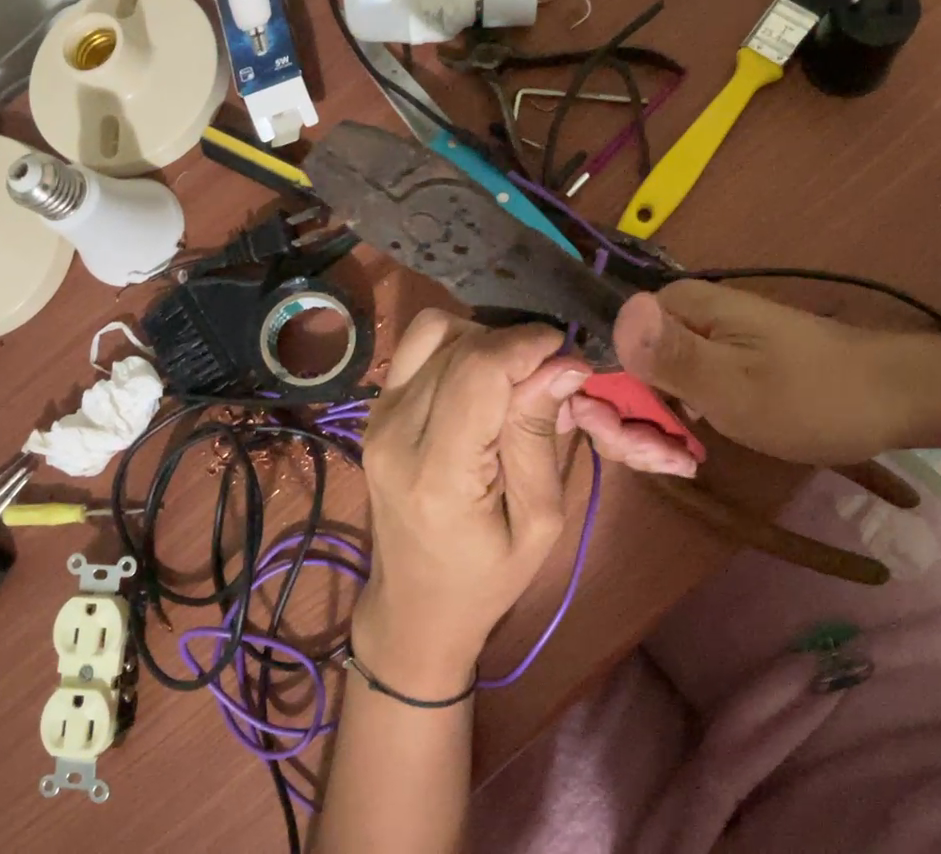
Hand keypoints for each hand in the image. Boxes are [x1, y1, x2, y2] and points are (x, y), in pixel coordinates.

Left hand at [356, 311, 590, 696]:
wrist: (415, 606)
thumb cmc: (487, 578)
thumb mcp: (539, 522)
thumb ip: (539, 435)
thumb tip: (565, 363)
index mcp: (437, 474)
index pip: (479, 371)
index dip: (527, 344)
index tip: (567, 352)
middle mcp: (395, 435)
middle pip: (458, 344)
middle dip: (513, 343)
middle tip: (550, 373)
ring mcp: (376, 420)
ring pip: (434, 334)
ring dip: (483, 341)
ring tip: (515, 378)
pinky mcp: (374, 413)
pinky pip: (418, 350)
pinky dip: (458, 349)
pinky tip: (483, 384)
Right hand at [571, 279, 923, 468]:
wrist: (895, 399)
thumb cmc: (812, 396)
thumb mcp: (735, 385)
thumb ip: (670, 355)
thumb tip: (617, 313)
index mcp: (679, 308)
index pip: (604, 347)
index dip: (605, 399)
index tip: (634, 444)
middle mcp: (681, 316)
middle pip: (622, 370)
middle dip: (632, 421)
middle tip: (670, 461)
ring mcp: (701, 340)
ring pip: (646, 386)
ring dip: (654, 429)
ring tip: (683, 461)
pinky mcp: (719, 361)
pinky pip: (675, 391)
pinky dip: (676, 423)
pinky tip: (689, 452)